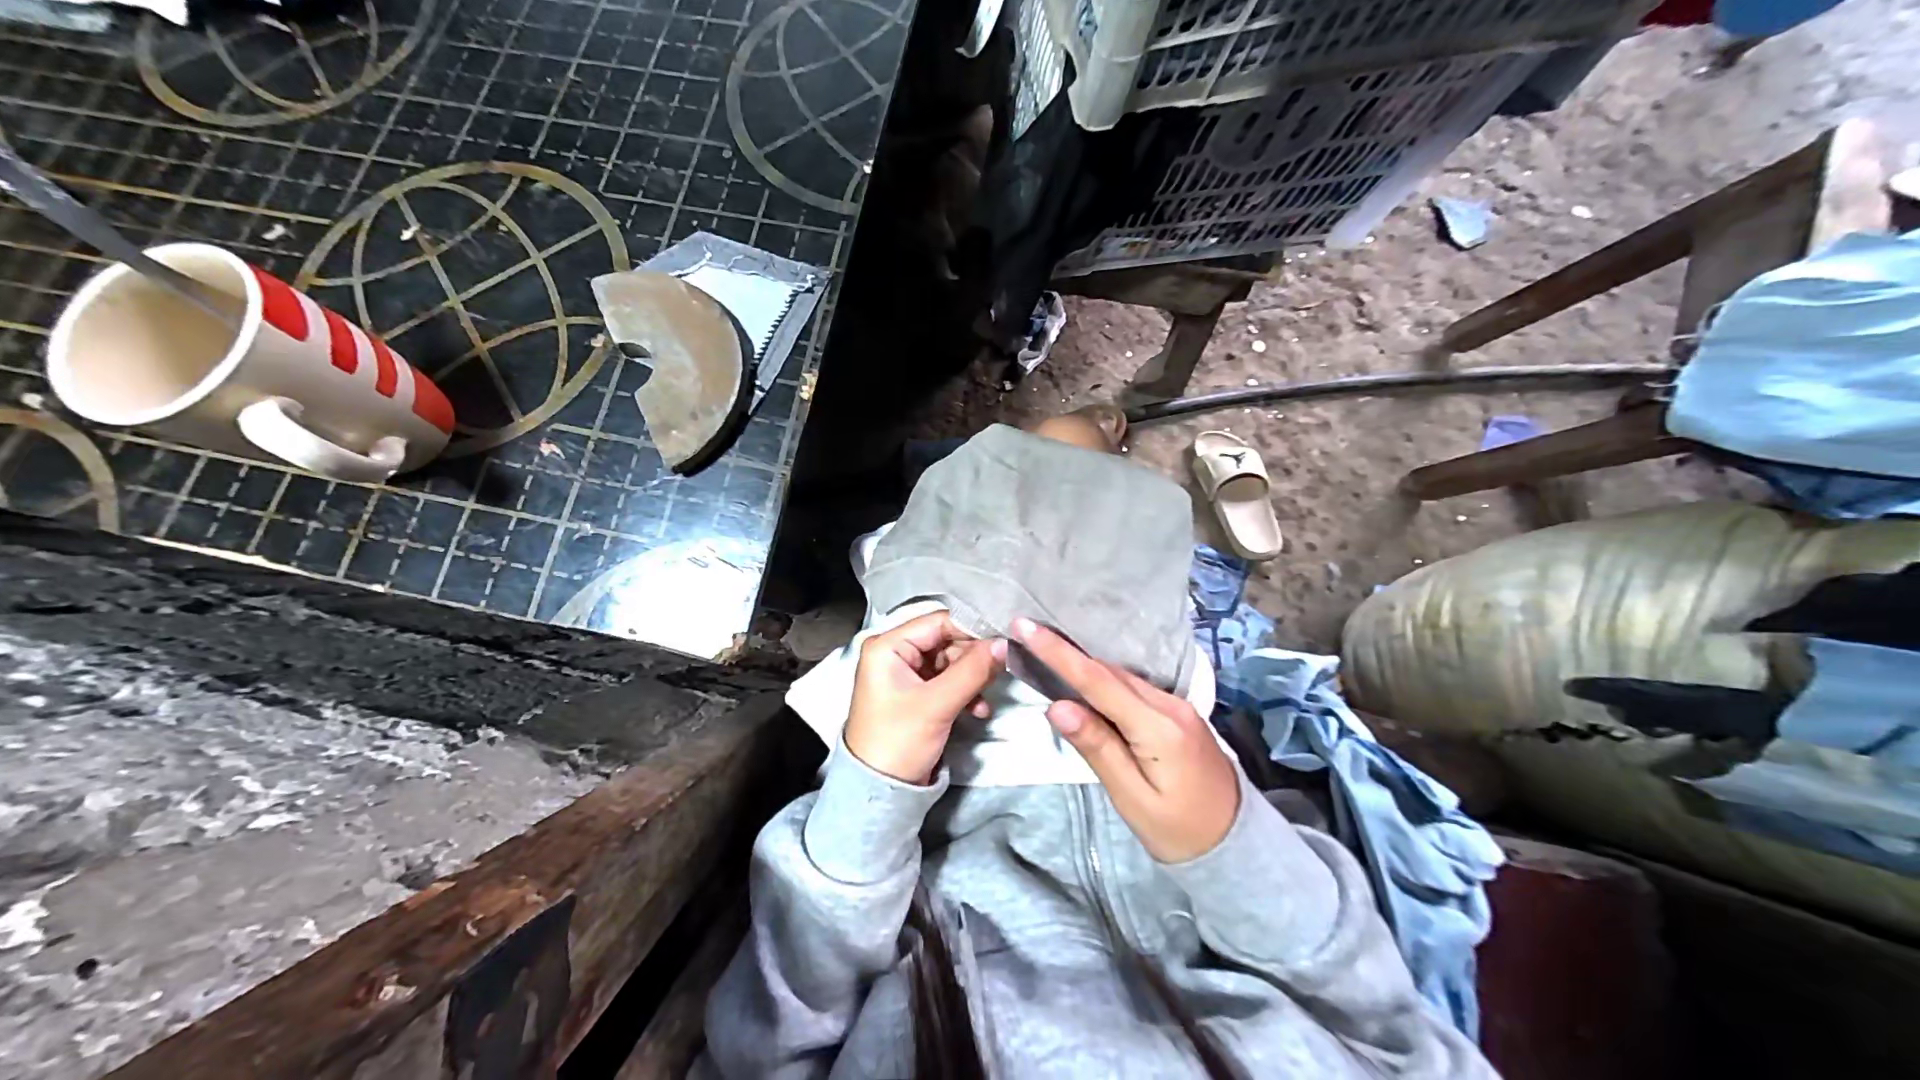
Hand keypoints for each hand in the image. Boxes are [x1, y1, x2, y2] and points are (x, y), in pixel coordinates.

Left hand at [845, 611, 1006, 785]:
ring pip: (951, 662)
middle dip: (974, 658)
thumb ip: (973, 670)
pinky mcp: (917, 695)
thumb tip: (1005, 643)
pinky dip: (965, 692)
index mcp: (888, 646)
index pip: (938, 622)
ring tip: (984, 698)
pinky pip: (948, 682)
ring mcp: (906, 675)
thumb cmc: (898, 741)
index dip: (972, 629)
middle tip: (999, 672)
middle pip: (946, 640)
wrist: (879, 791)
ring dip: (972, 678)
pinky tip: (978, 710)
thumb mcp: (938, 704)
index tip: (1004, 640)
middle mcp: (895, 653)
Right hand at [1013, 618, 1239, 861]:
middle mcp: (1170, 706)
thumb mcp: (1132, 798)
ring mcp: (1178, 706)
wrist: (1236, 843)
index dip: (1059, 652)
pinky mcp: (1178, 712)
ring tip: (1044, 647)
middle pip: (1109, 672)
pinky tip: (1083, 678)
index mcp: (1159, 728)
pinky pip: (1133, 686)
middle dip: (1065, 651)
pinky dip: (1103, 678)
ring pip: (1121, 676)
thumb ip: (1097, 748)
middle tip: (1025, 631)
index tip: (1025, 626)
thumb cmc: (1179, 831)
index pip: (1098, 681)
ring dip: (1083, 662)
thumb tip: (1058, 706)